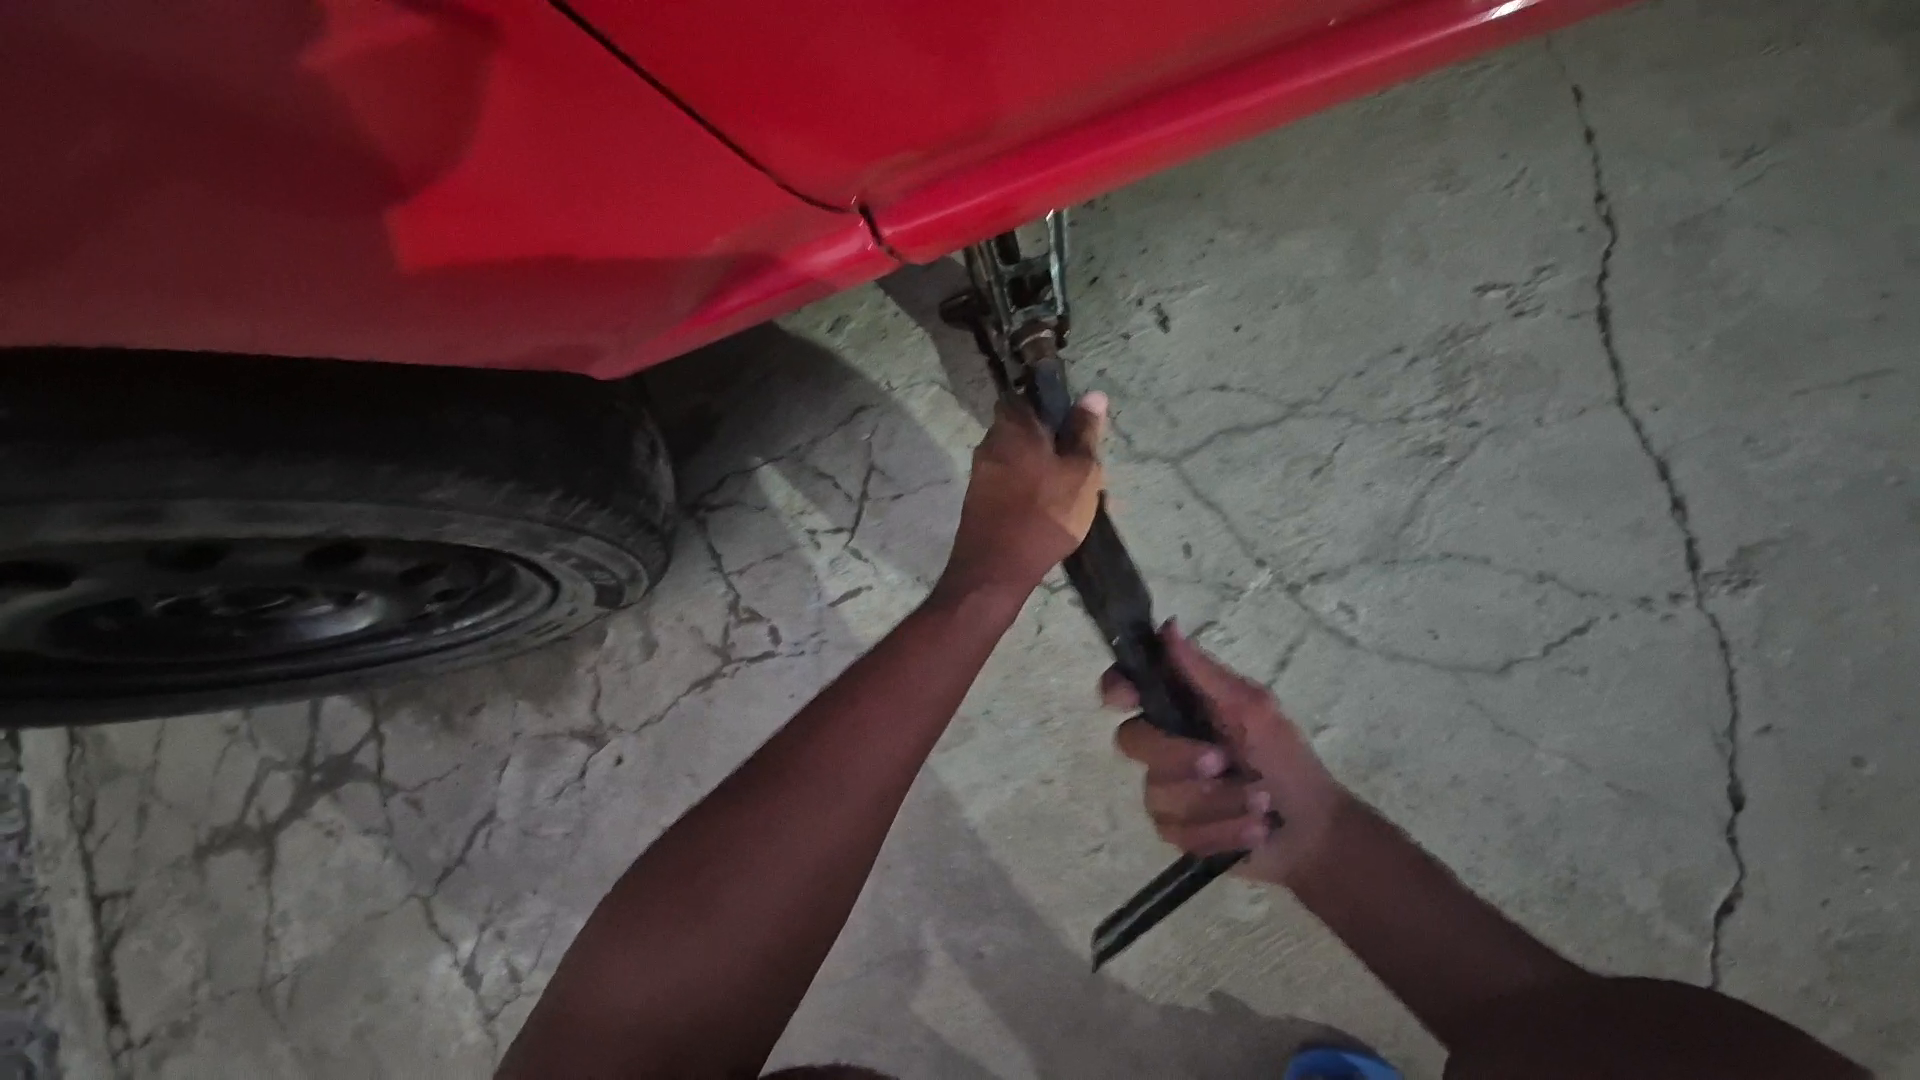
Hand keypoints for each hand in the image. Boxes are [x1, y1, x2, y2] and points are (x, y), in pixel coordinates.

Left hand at [936, 393, 1106, 600]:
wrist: (996, 568)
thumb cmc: (1045, 512)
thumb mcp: (1080, 471)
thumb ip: (1085, 433)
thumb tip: (1093, 395)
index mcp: (1012, 425)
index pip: (1025, 396)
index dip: (1050, 405)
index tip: (1073, 424)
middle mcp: (989, 442)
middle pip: (1023, 430)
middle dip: (1049, 442)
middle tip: (1079, 464)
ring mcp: (980, 473)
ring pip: (1017, 459)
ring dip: (1040, 469)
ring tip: (1069, 492)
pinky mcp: (978, 501)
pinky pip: (1009, 483)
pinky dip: (1027, 489)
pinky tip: (1047, 510)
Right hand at [1104, 623, 1348, 885]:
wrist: (1314, 829)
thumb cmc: (1287, 759)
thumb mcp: (1254, 709)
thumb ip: (1205, 673)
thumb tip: (1166, 626)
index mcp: (1177, 707)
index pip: (1124, 688)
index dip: (1116, 688)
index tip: (1129, 698)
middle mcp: (1161, 743)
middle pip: (1132, 740)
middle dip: (1177, 754)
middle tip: (1221, 762)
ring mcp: (1164, 789)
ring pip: (1158, 792)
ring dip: (1218, 799)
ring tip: (1262, 803)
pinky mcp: (1175, 830)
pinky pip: (1177, 831)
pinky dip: (1223, 830)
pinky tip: (1254, 828)